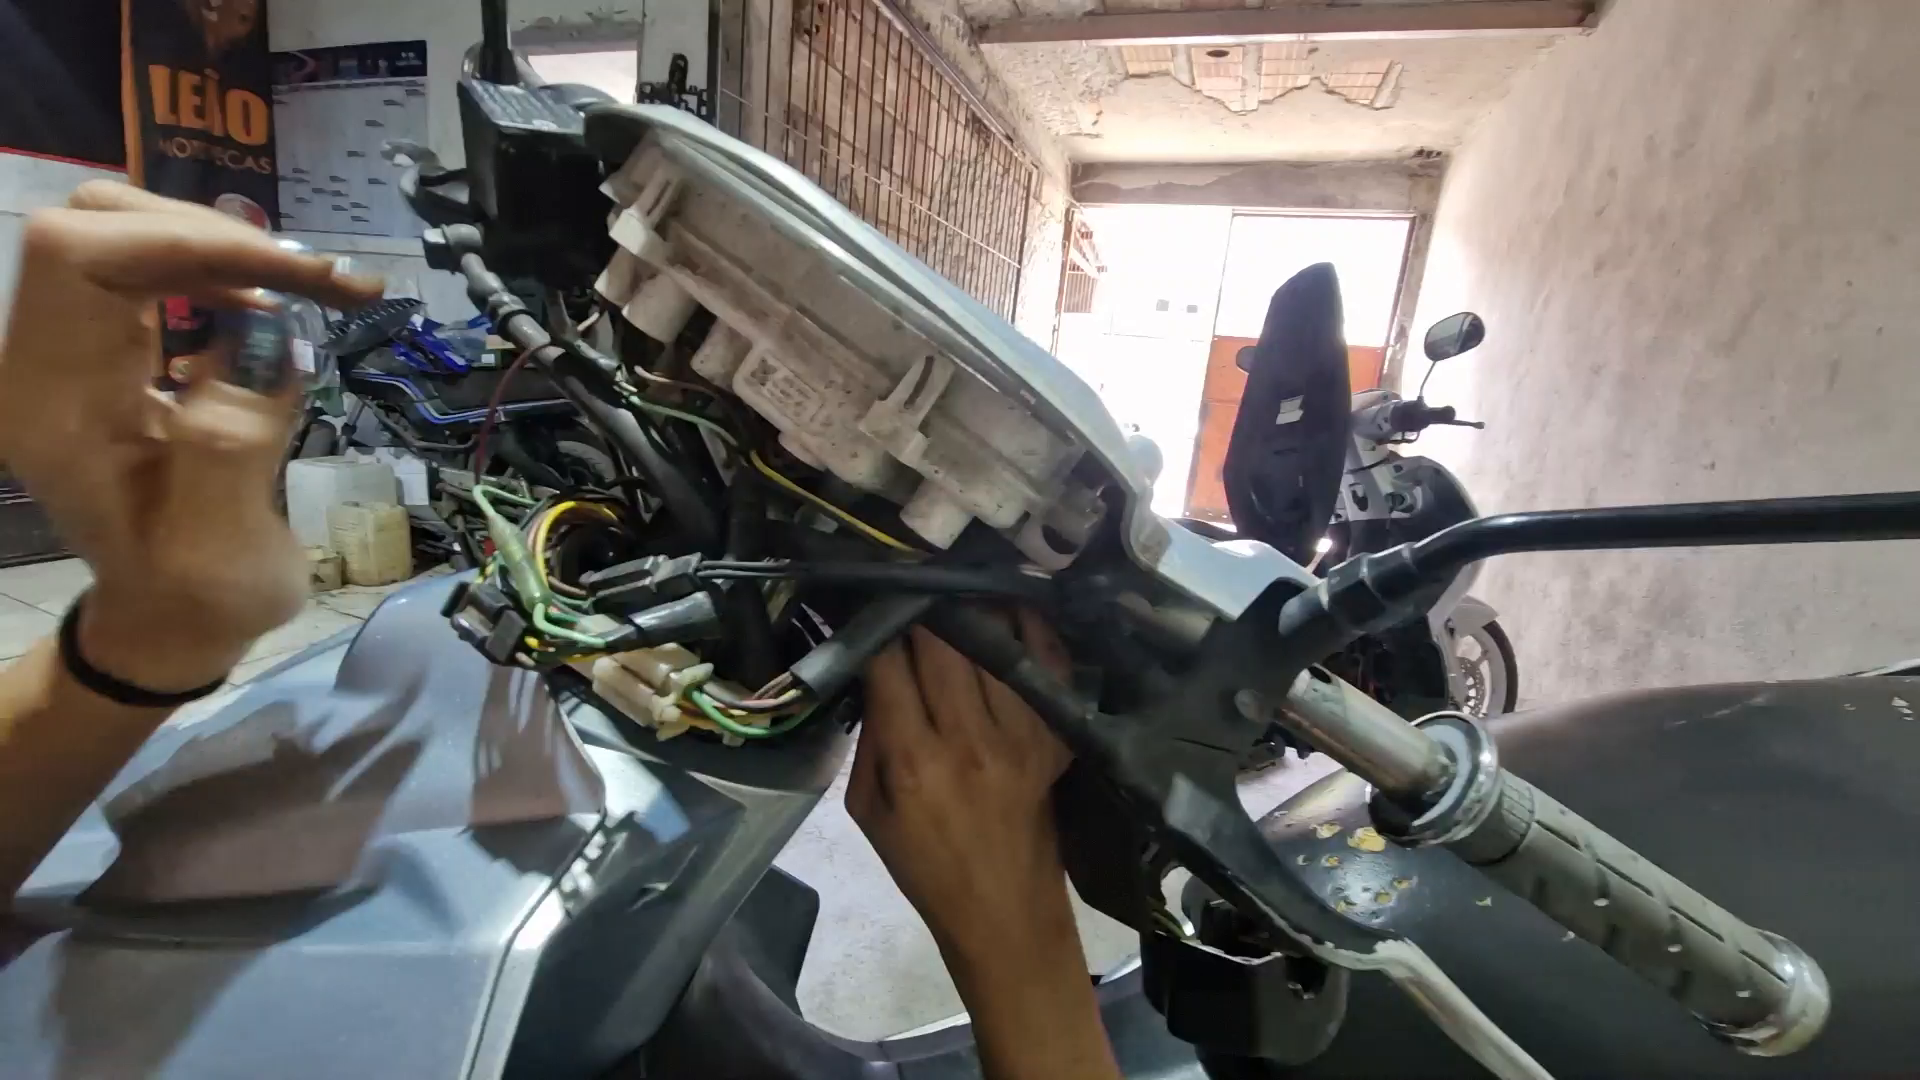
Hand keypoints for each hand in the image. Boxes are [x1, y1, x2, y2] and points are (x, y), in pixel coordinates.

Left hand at [0, 182, 381, 690]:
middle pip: (102, 226)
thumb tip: (272, 341)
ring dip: (236, 254)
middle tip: (329, 283)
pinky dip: (234, 279)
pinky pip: (163, 280)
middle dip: (223, 238)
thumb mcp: (220, 538)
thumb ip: (233, 435)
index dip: (199, 244)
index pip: (87, 258)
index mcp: (54, 399)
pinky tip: (284, 313)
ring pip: (133, 240)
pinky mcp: (124, 359)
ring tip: (324, 292)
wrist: (175, 616)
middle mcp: (48, 359)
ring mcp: (83, 355)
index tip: (311, 278)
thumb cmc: (202, 590)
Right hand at [849, 612, 1073, 956]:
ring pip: (993, 644)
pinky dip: (1030, 629)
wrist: (1004, 911)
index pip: (889, 666)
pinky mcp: (1053, 738)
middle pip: (943, 643)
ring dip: (970, 609)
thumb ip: (869, 739)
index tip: (869, 606)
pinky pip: (1047, 666)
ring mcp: (1020, 735)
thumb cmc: (925, 865)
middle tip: (911, 590)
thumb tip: (873, 672)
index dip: (875, 627)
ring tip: (953, 586)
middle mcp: (968, 739)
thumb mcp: (868, 811)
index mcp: (913, 761)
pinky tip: (1011, 604)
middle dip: (921, 609)